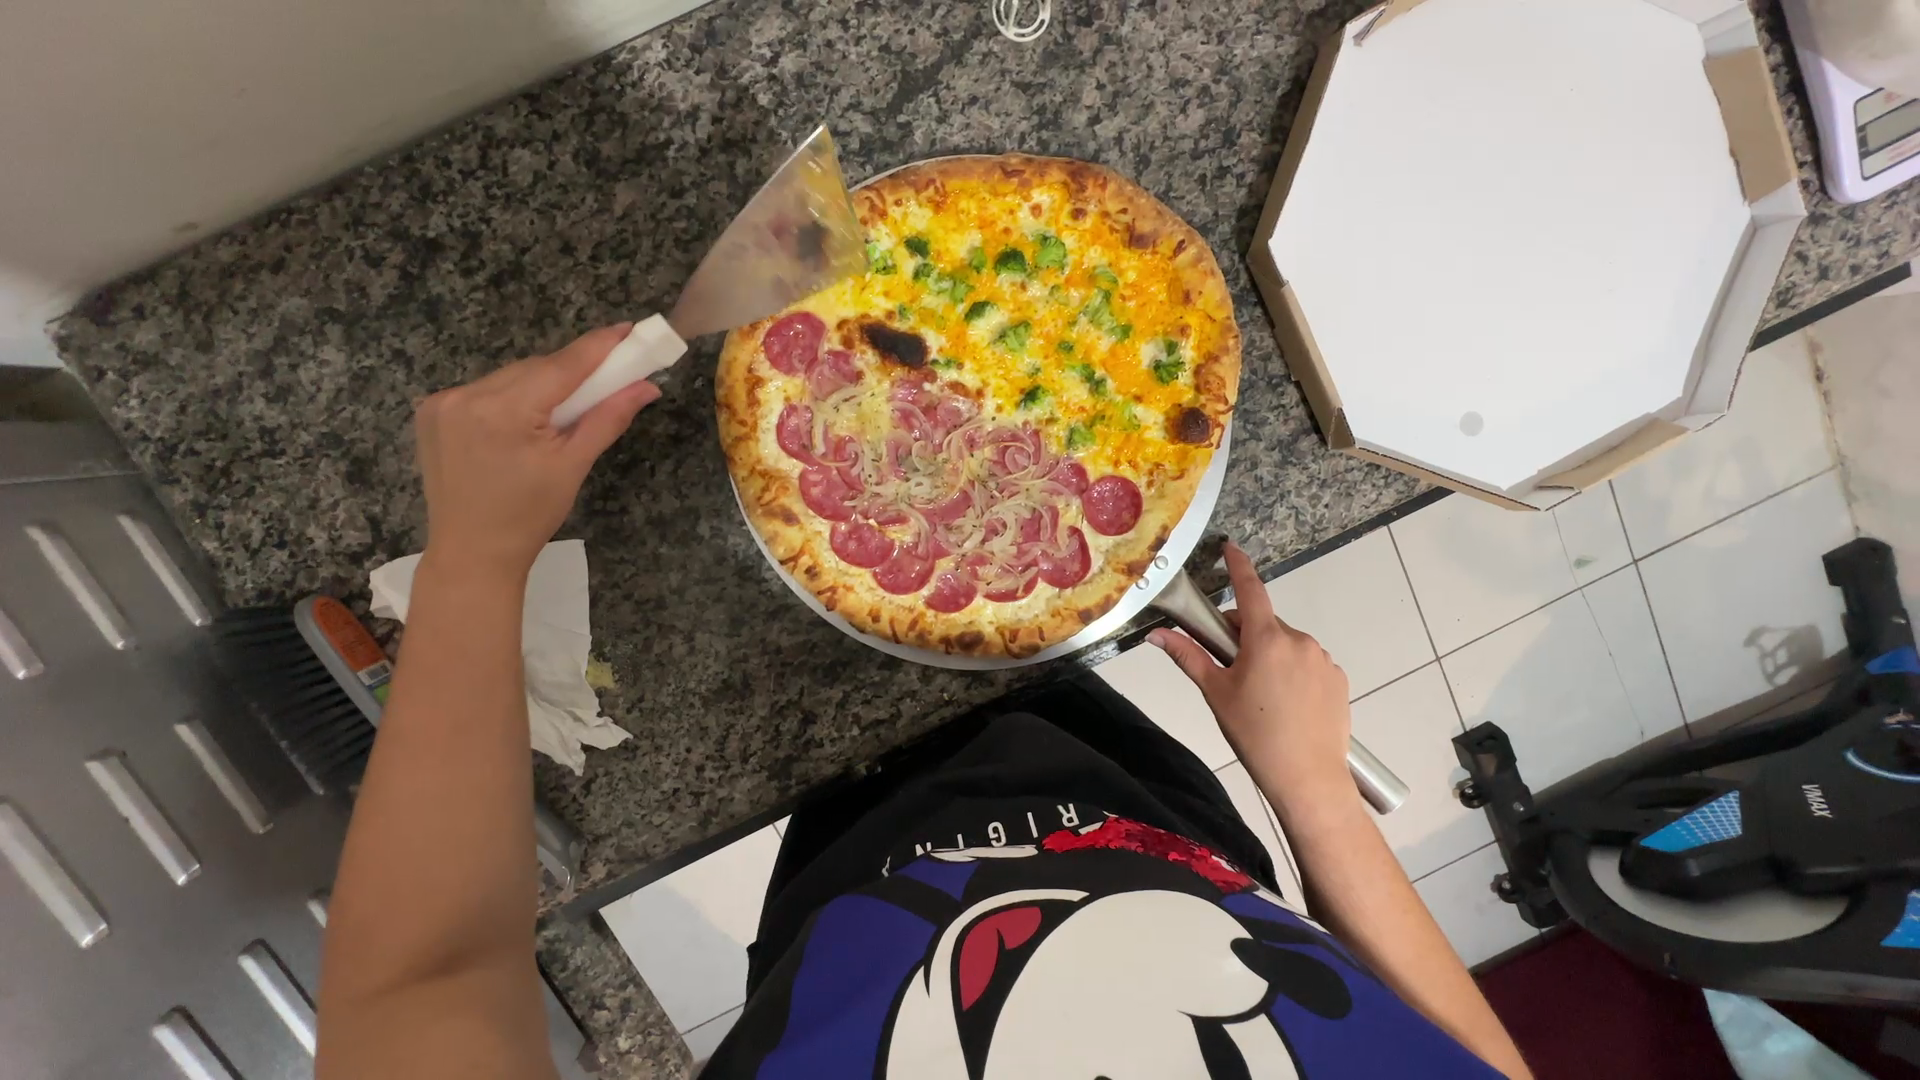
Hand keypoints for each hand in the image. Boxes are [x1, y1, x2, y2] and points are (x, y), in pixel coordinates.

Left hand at [413, 324, 660, 578]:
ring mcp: (442, 402)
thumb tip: (647, 387)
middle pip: (535, 369)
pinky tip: (524, 421)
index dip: (598, 346)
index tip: (629, 330)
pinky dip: (513, 397)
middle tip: (608, 378)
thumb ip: (608, 418)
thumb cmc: (530, 515)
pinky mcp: (431, 412)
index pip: (562, 366)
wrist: (472, 551)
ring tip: (562, 412)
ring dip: (541, 385)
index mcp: (504, 413)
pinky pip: (486, 390)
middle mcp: (466, 397)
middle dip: (572, 373)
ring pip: (511, 378)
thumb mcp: (574, 466)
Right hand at [1149, 542, 1355, 812]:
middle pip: (1263, 624)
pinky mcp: (1338, 679)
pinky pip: (1307, 663)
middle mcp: (1299, 640)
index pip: (1250, 590)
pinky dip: (1292, 673)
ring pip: (1286, 645)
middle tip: (1230, 670)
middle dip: (1244, 637)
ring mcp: (1323, 659)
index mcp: (1266, 639)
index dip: (1239, 566)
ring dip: (1270, 655)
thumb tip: (1155, 634)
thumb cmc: (1254, 734)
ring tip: (1261, 696)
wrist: (1307, 778)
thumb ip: (1187, 656)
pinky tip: (1286, 705)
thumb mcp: (1215, 693)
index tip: (1230, 547)